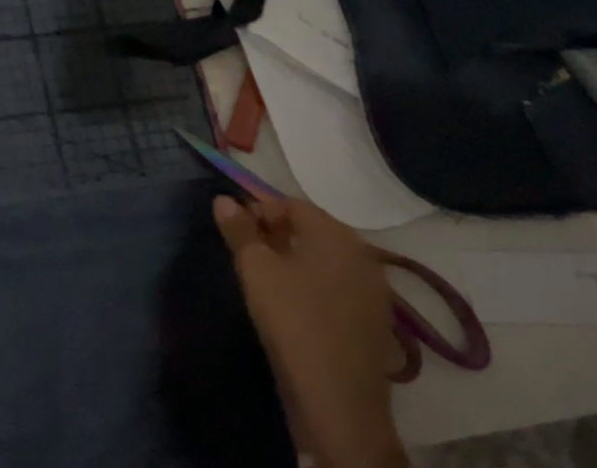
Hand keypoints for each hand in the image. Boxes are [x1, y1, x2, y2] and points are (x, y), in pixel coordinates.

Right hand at [214, 194, 406, 467]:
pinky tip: (291, 304)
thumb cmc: (292, 319)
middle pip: (311, 230)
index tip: (232, 231)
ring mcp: (373, 289)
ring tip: (263, 279)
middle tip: (243, 254)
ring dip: (293, 260)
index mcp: (336, 235)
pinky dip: (312, 284)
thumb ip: (239, 230)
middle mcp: (362, 255)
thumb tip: (223, 199)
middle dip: (275, 234)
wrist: (336, 397)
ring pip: (324, 259)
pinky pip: (336, 286)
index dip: (258, 210)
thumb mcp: (254, 268)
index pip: (291, 204)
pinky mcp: (373, 319)